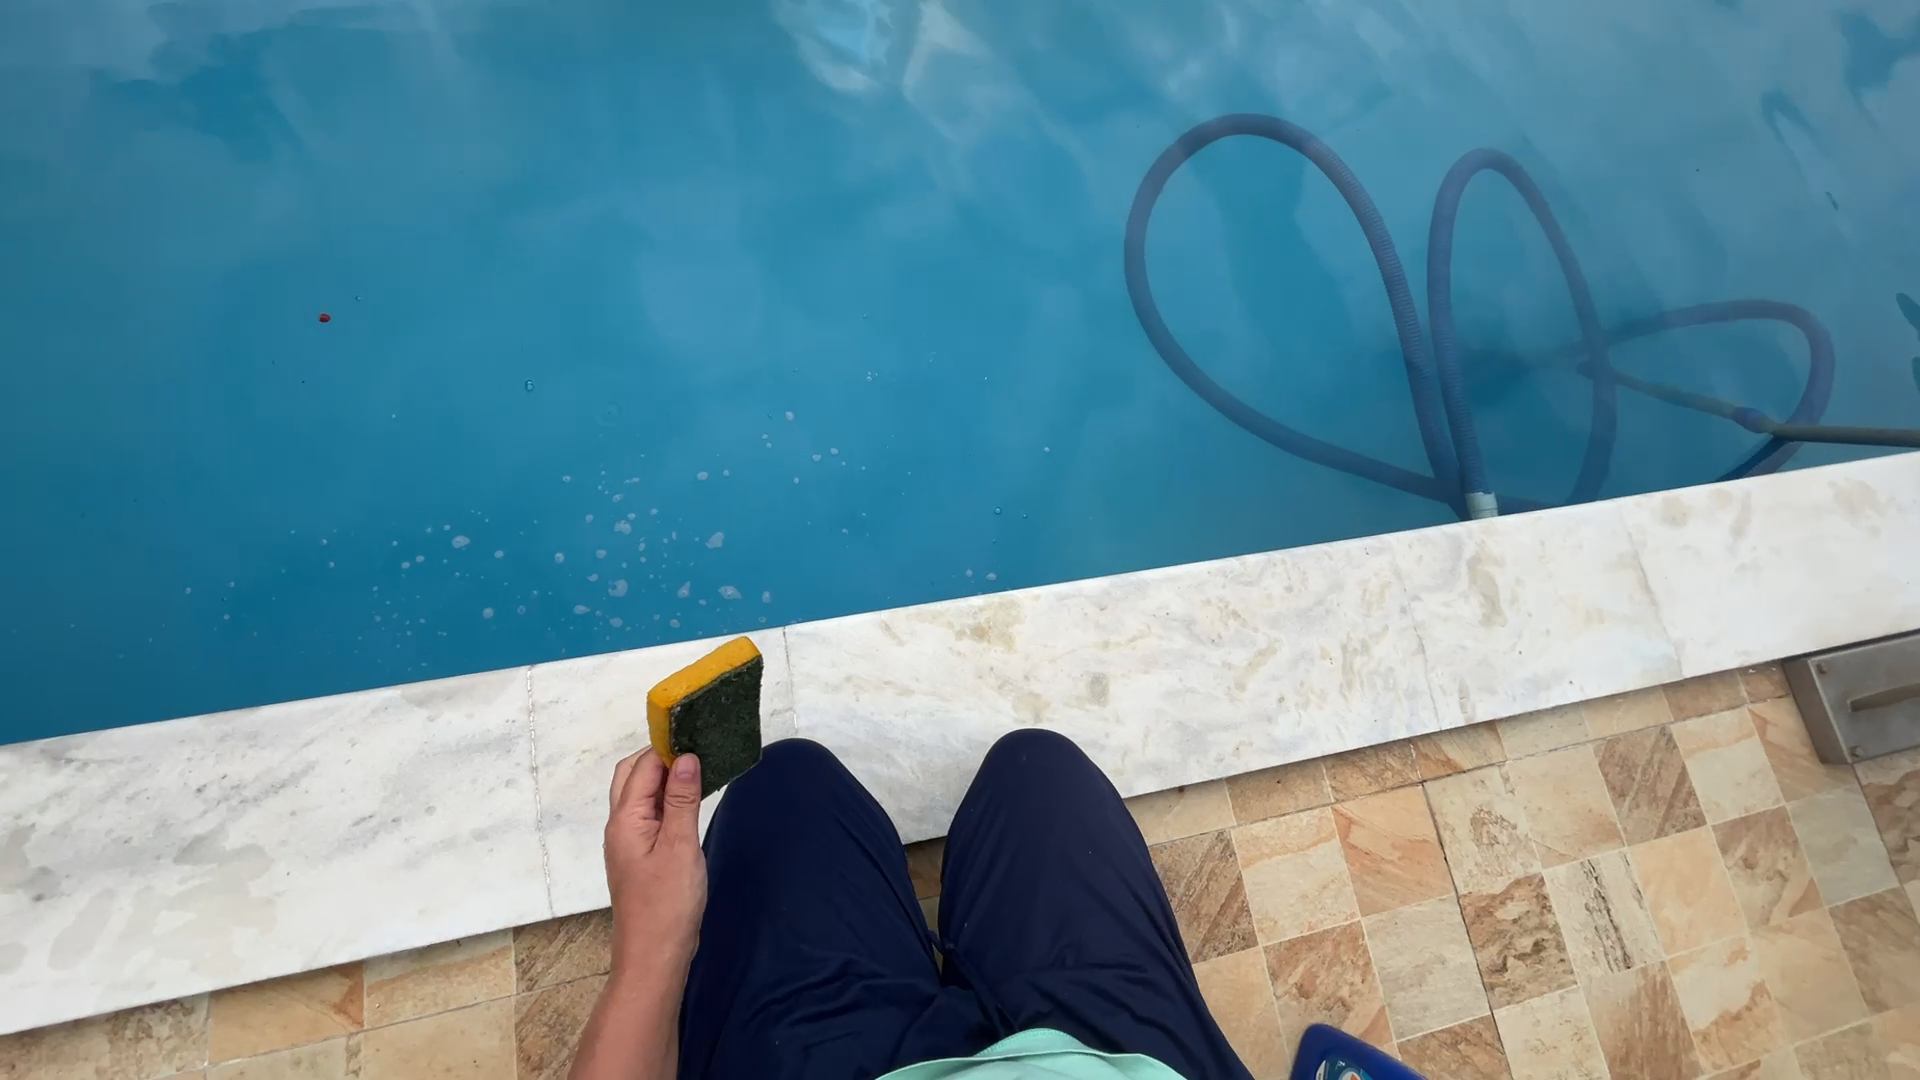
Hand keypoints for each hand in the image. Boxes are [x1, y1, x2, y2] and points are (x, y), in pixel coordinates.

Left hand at [605, 748, 707, 980]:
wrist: (655, 957)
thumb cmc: (668, 902)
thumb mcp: (680, 845)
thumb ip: (681, 799)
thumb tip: (685, 756)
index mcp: (625, 820)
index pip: (643, 766)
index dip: (667, 746)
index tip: (698, 731)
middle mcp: (621, 826)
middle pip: (633, 775)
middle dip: (661, 755)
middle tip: (699, 745)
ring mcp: (629, 841)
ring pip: (641, 793)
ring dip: (665, 775)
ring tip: (700, 765)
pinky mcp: (641, 854)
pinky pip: (650, 811)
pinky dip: (668, 796)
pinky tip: (692, 797)